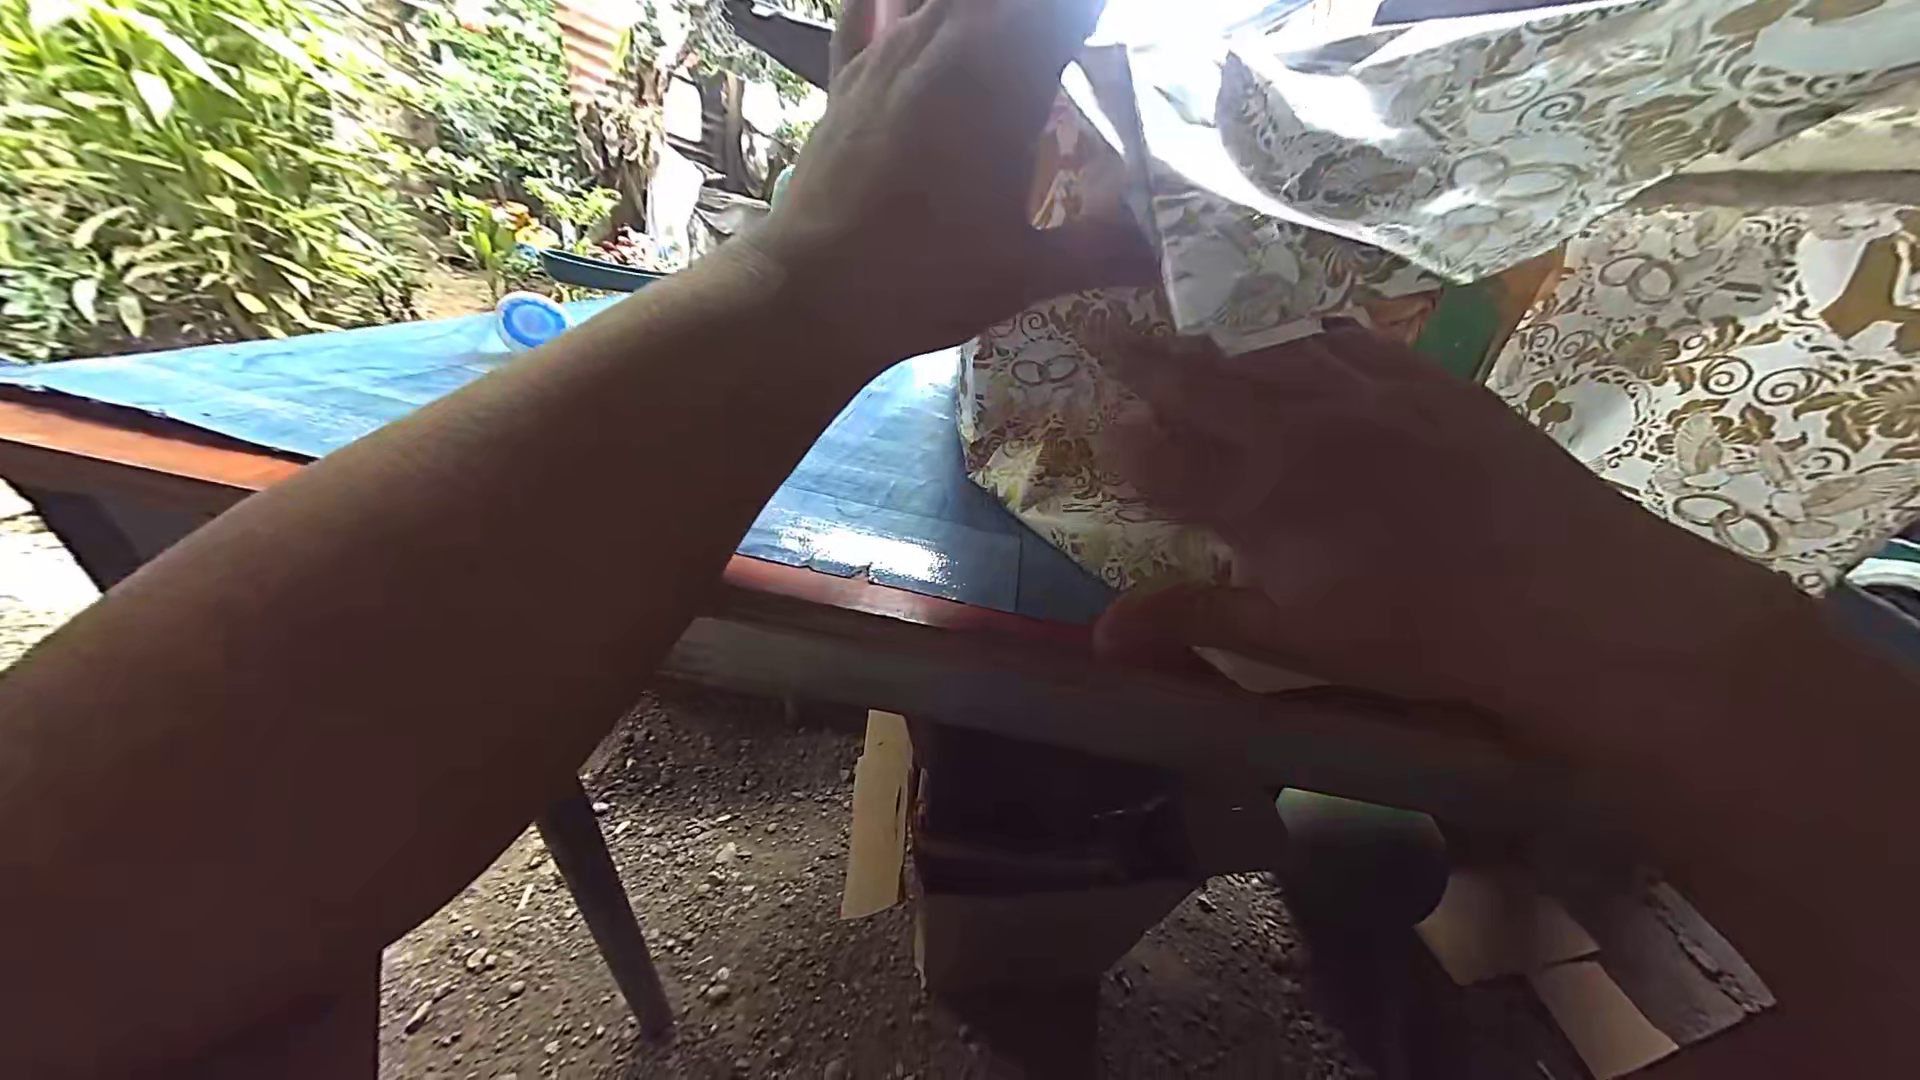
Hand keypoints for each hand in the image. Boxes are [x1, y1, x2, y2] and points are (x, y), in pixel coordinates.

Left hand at [747, 0, 1154, 361]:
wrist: (817, 295)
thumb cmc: (928, 281)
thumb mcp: (1025, 273)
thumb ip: (1098, 252)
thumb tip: (1160, 257)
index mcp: (1005, 70)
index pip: (1069, 6)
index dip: (1095, 23)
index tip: (1110, 51)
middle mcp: (946, 36)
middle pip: (1004, 3)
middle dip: (1044, 27)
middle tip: (1062, 63)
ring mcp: (887, 52)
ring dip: (978, 20)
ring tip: (1002, 57)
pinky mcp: (845, 82)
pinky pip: (867, 12)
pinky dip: (891, 5)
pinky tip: (904, 16)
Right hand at [1093, 328, 1808, 745]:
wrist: (1576, 604)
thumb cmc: (1416, 633)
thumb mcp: (1290, 641)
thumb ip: (1189, 619)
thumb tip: (1099, 633)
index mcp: (1260, 498)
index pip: (1162, 461)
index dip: (1122, 445)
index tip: (1097, 427)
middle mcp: (1298, 431)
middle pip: (1200, 386)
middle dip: (1145, 366)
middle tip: (1108, 338)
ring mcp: (1364, 395)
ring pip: (1264, 352)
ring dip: (1212, 343)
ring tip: (1182, 331)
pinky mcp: (1425, 381)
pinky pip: (1347, 340)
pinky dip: (1303, 336)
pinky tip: (1290, 336)